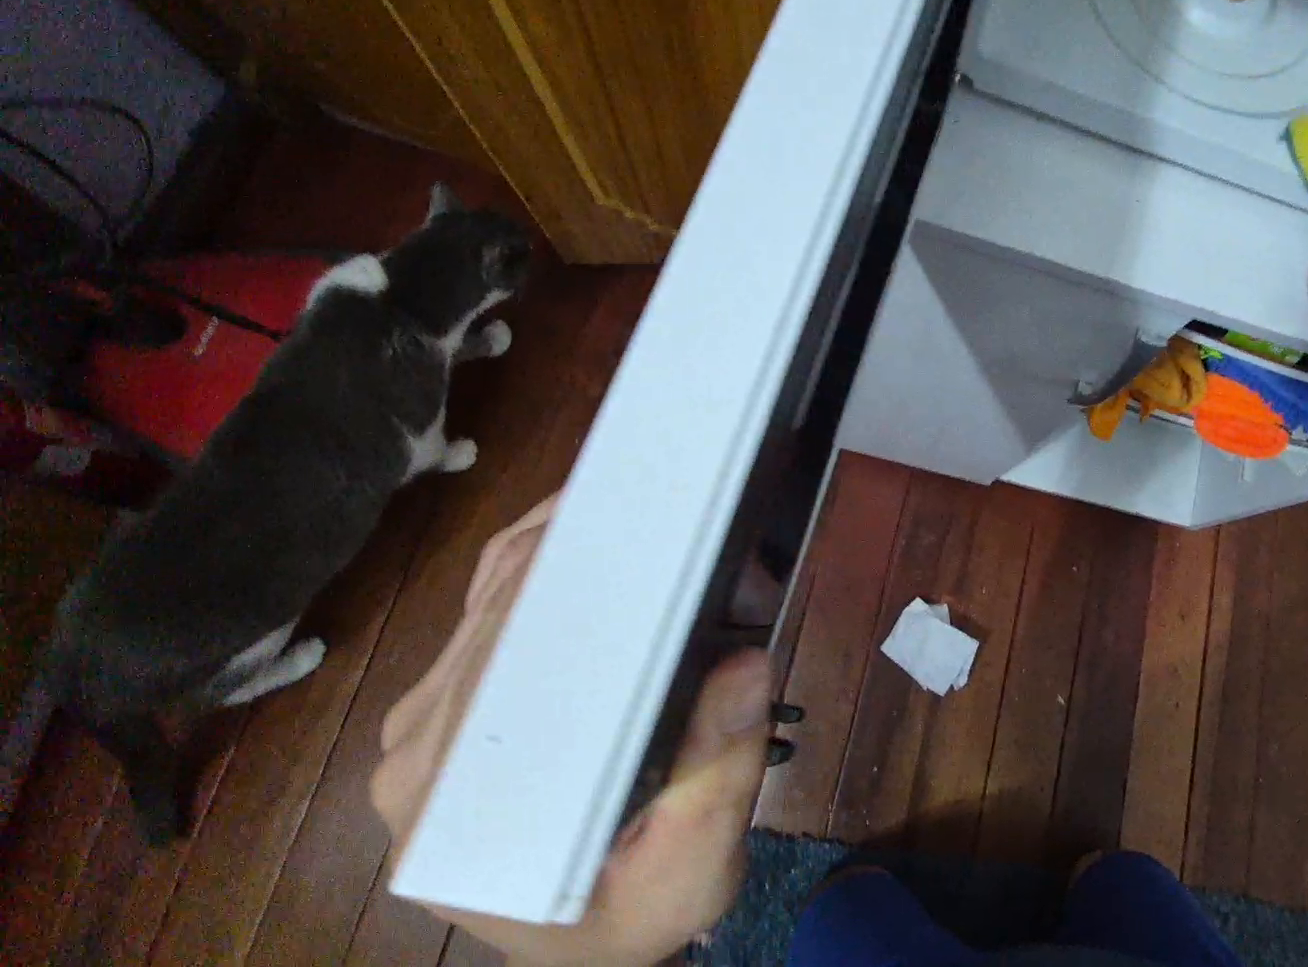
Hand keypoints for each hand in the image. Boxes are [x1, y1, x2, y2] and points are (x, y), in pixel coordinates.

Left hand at [371, 497, 770, 966]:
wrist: (588, 939)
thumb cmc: (633, 913)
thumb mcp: (693, 871)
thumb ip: (715, 778)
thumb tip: (745, 665)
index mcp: (458, 808)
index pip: (516, 662)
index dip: (586, 589)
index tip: (662, 549)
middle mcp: (420, 755)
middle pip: (508, 615)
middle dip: (605, 558)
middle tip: (704, 543)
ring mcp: (424, 721)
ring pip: (496, 594)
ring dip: (578, 544)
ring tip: (664, 524)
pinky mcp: (448, 696)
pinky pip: (494, 599)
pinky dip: (548, 552)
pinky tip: (600, 527)